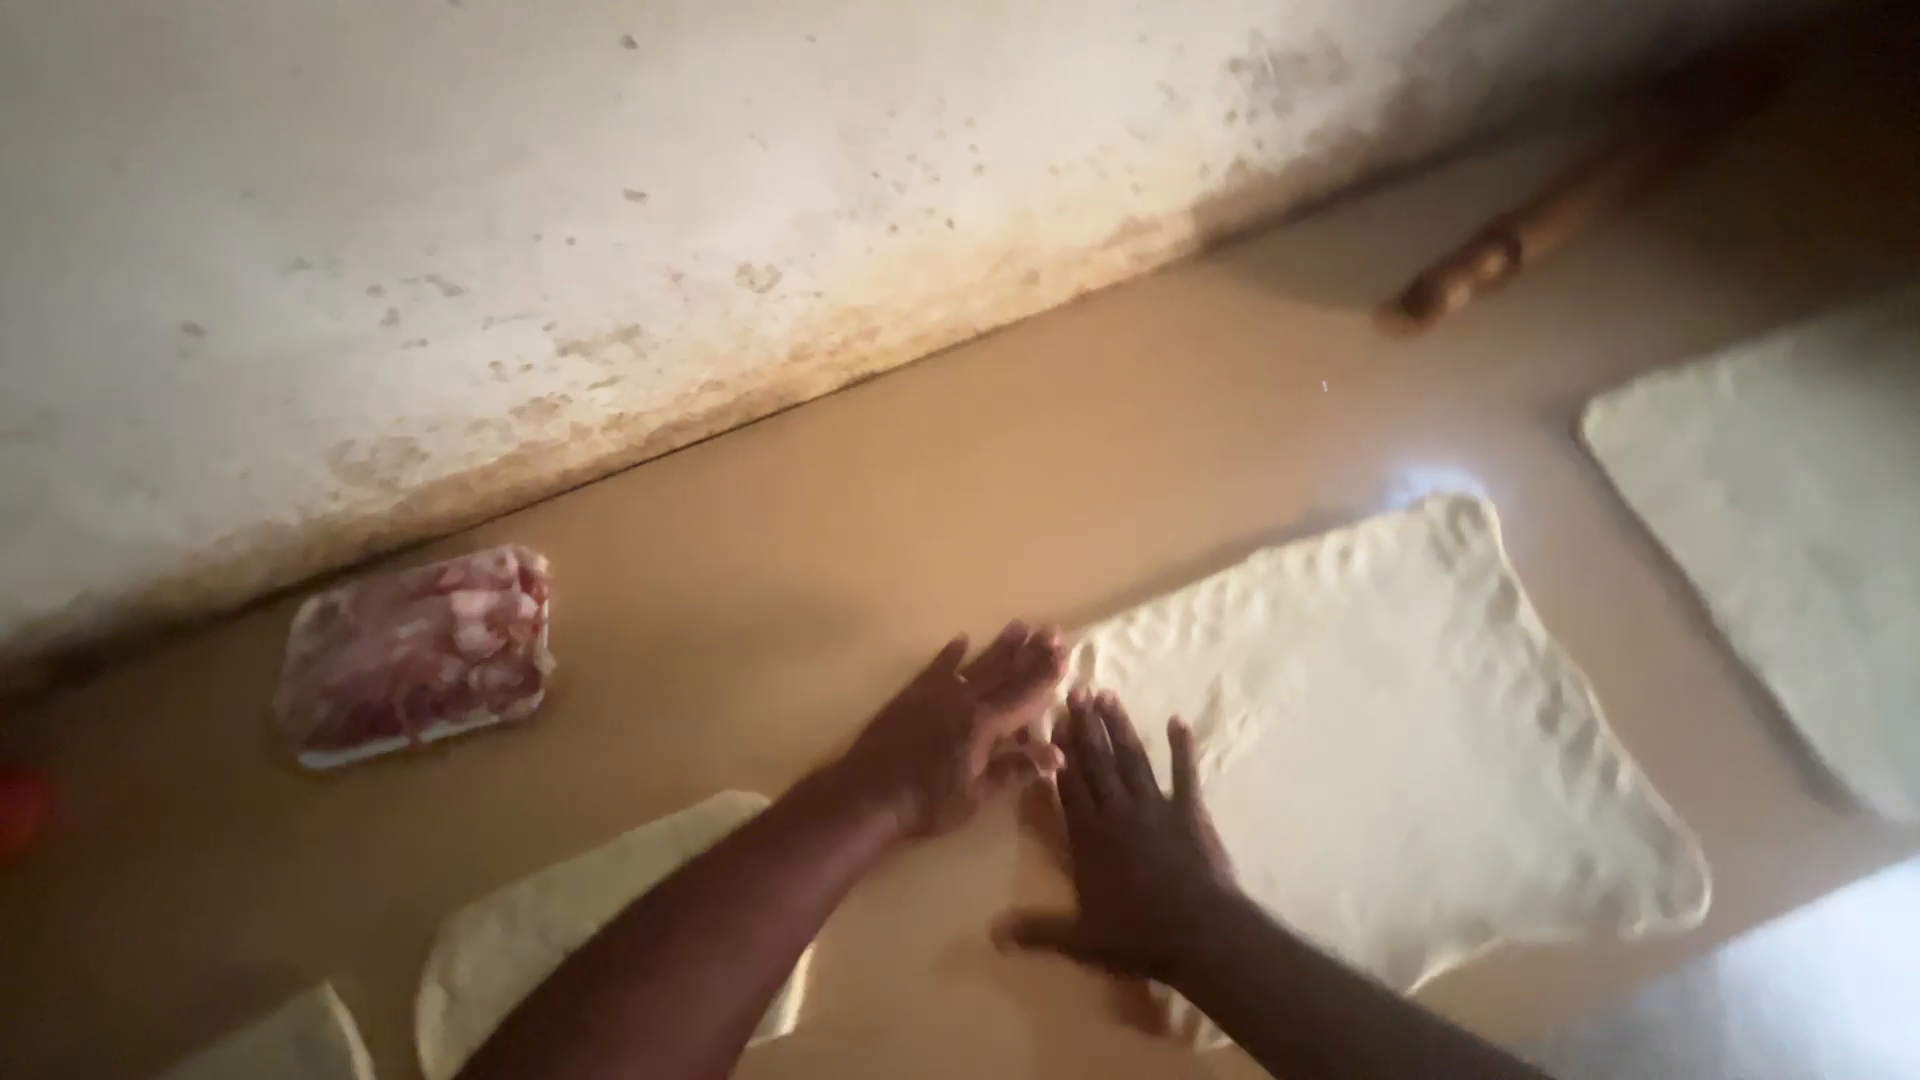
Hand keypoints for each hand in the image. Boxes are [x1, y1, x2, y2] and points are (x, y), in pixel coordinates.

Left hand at [833, 621, 1067, 838]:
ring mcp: (937, 694)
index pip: (1025, 695)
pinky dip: (951, 653)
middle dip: (1031, 653)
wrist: (869, 795)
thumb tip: (1058, 753)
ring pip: (976, 664)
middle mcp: (965, 700)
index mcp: (985, 724)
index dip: (1047, 675)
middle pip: (1005, 672)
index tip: (1065, 653)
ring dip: (1000, 646)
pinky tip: (962, 638)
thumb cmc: (928, 803)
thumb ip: (1015, 769)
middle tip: (1052, 630)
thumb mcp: (977, 795)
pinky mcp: (912, 695)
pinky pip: (937, 668)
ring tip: (1020, 625)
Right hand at [996, 689, 1236, 982]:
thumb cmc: (1138, 936)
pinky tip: (1179, 721)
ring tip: (1107, 695)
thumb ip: (1036, 930)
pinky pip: (1185, 774)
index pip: (1068, 785)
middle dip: (1085, 725)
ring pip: (1131, 759)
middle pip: (1096, 761)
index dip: (1059, 751)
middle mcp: (1116, 811)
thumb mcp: (1080, 939)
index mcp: (1088, 836)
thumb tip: (991, 935)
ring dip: (1119, 726)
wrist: (1200, 934)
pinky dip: (1182, 748)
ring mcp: (1154, 807)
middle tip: (1076, 689)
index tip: (1051, 719)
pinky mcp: (1189, 812)